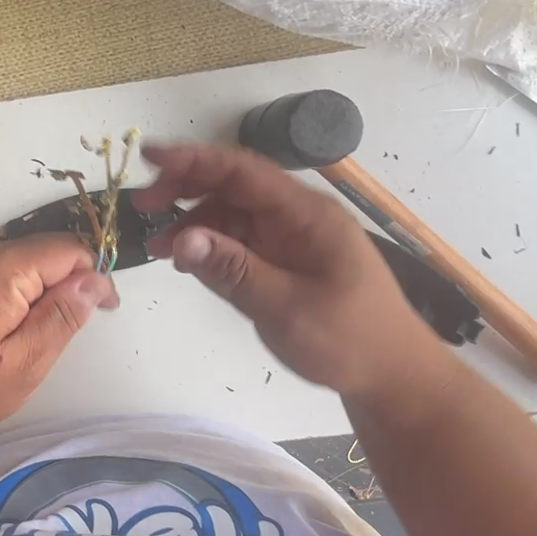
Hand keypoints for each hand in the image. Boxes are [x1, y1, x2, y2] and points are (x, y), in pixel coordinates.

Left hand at [0, 234, 117, 439]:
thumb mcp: (27, 361)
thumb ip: (63, 315)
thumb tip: (93, 281)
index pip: (67, 249)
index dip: (93, 276)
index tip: (103, 310)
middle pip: (39, 253)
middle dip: (61, 285)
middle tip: (59, 334)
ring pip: (13, 262)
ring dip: (31, 290)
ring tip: (22, 338)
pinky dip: (3, 291)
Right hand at [131, 141, 454, 401]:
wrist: (393, 378)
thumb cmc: (348, 341)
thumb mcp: (285, 308)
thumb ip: (232, 270)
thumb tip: (180, 238)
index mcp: (306, 215)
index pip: (242, 171)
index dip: (194, 159)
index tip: (149, 157)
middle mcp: (295, 217)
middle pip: (232, 186)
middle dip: (185, 188)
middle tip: (143, 207)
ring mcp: (288, 237)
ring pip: (229, 212)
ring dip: (191, 222)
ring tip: (158, 248)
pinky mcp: (282, 259)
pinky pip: (236, 239)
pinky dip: (207, 245)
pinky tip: (185, 261)